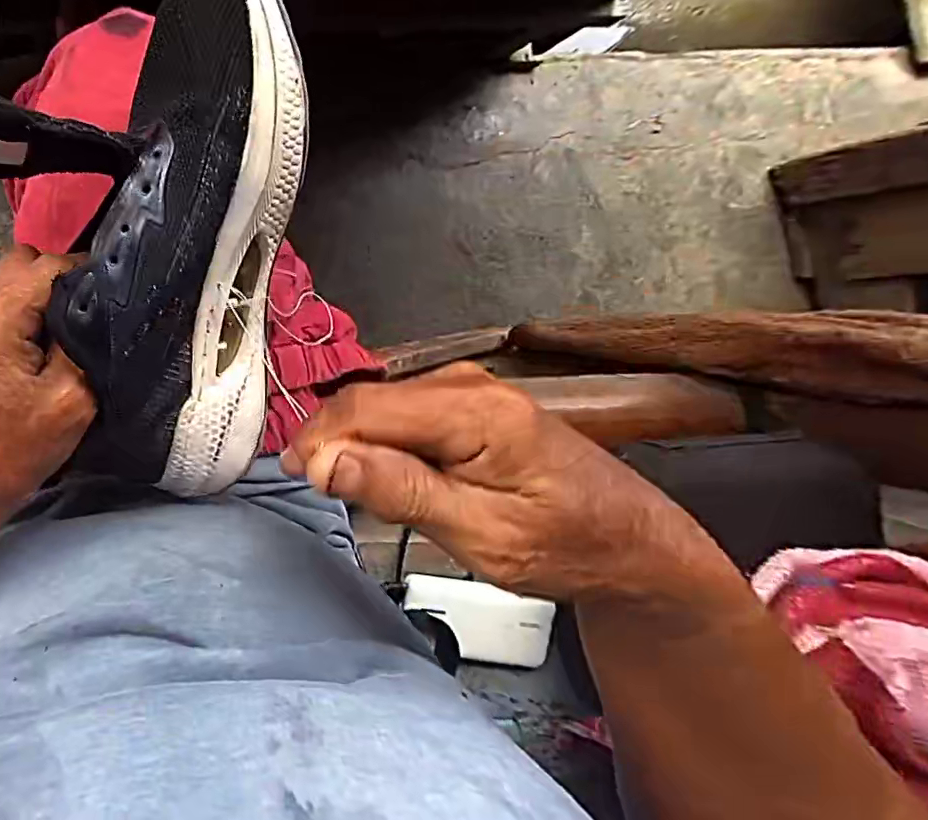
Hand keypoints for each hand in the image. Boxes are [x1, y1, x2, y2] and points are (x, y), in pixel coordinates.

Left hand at [0, 245, 94, 522]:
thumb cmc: (16, 449)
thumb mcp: (72, 398)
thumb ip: (84, 338)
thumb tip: (93, 303)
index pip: (49, 265)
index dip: (85, 273)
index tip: (110, 296)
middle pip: (25, 259)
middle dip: (61, 277)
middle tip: (86, 312)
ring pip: (9, 272)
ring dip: (39, 289)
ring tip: (64, 325)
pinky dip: (21, 302)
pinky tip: (39, 334)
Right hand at [282, 363, 734, 605]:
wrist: (628, 539)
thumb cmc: (566, 545)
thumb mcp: (482, 535)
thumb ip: (401, 490)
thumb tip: (328, 461)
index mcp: (475, 409)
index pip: (366, 407)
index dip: (320, 438)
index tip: (299, 476)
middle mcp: (464, 381)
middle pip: (367, 399)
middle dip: (329, 438)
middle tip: (314, 485)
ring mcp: (462, 385)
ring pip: (377, 402)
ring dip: (348, 439)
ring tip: (338, 481)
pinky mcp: (460, 398)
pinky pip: (396, 410)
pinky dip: (372, 437)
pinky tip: (371, 468)